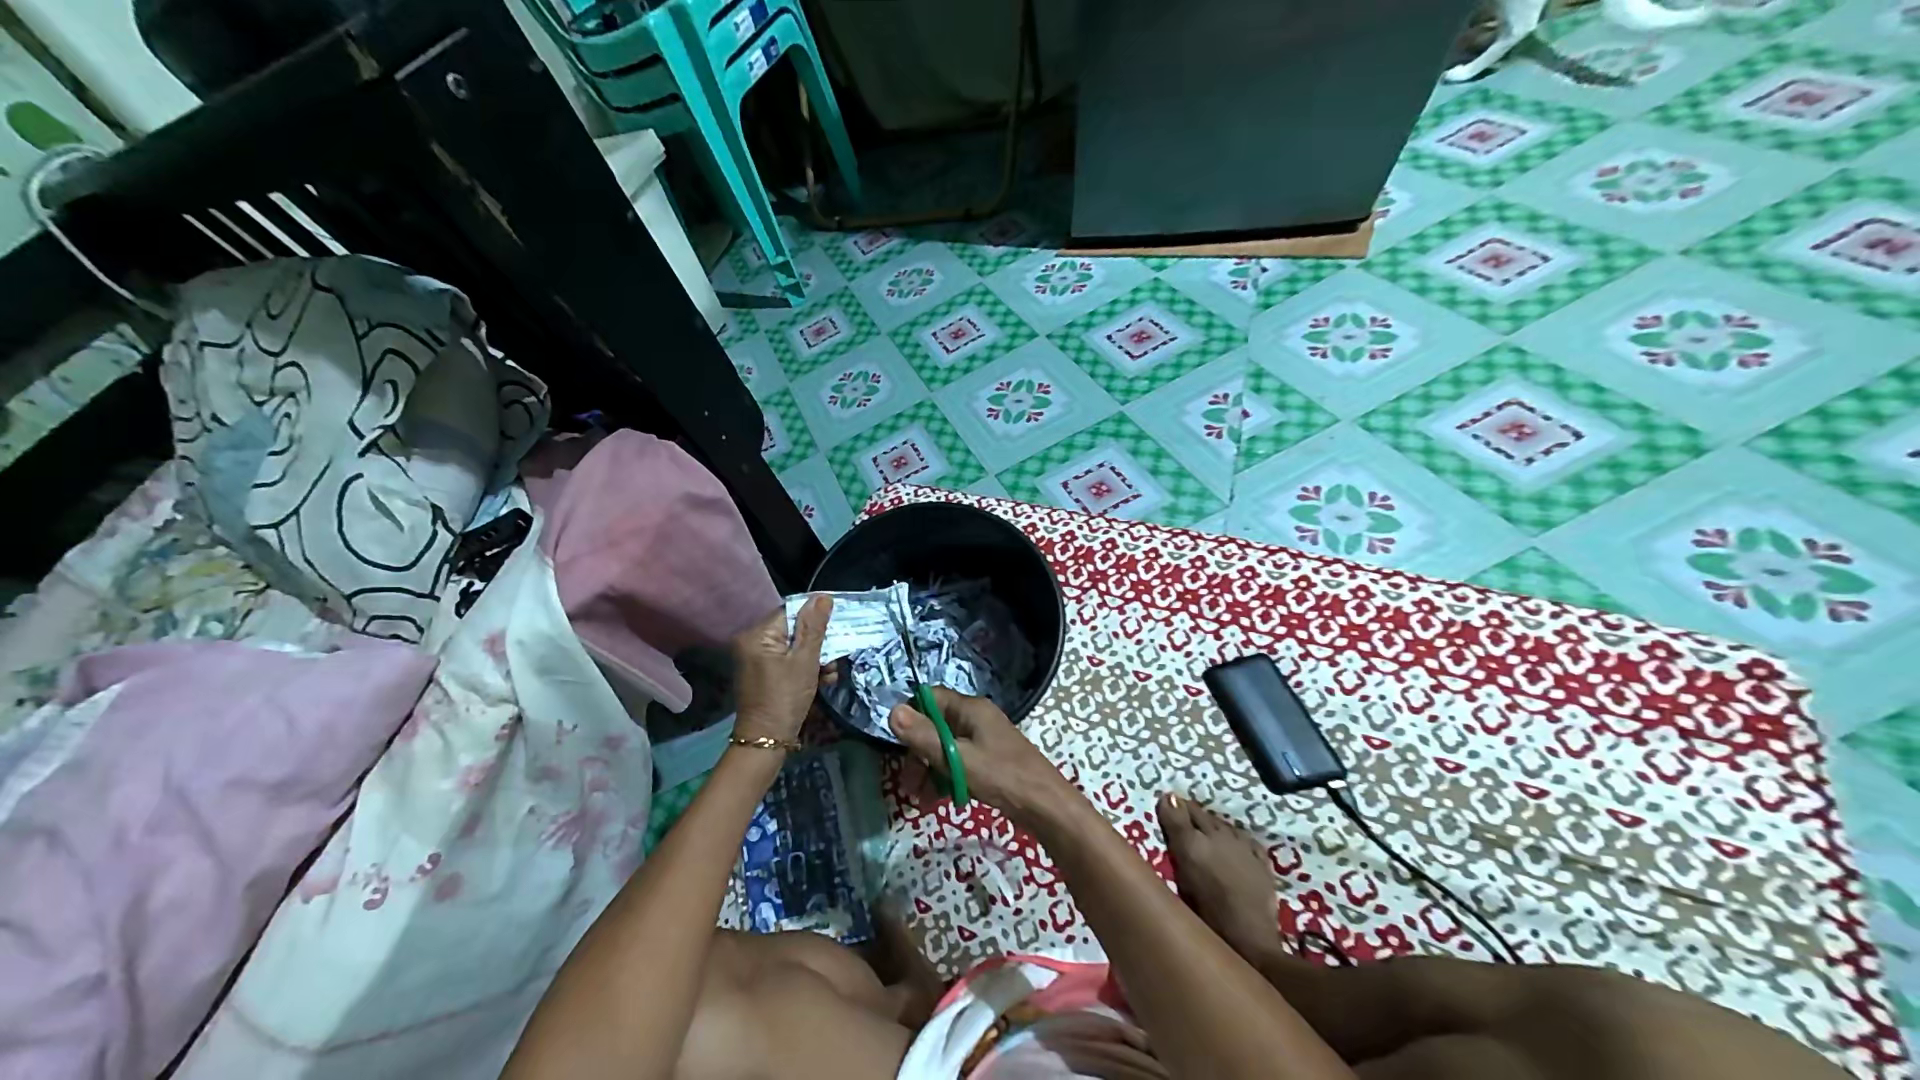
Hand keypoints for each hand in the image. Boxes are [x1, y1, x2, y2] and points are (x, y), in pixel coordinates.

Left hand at [732, 595, 830, 744]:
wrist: (766, 741)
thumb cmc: (786, 698)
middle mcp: (751, 642)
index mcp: (757, 635)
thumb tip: (822, 596)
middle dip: (817, 642)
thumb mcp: (805, 661)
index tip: (837, 629)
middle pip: (793, 629)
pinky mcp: (762, 673)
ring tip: (831, 672)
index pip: (791, 611)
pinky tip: (823, 679)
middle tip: (835, 656)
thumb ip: (814, 627)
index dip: (815, 618)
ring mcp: (755, 659)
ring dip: (815, 657)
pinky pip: (787, 660)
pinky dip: (805, 667)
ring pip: (793, 646)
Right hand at [888, 687, 1077, 825]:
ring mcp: (984, 740)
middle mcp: (976, 718)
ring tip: (920, 800)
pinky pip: (958, 762)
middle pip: (935, 726)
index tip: (900, 745)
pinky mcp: (989, 760)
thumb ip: (924, 736)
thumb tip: (893, 711)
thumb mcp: (957, 758)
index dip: (912, 717)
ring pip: (944, 747)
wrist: (1046, 806)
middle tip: (909, 784)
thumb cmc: (1001, 777)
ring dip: (929, 770)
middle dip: (918, 754)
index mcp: (970, 709)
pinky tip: (937, 800)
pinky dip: (945, 778)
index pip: (930, 698)